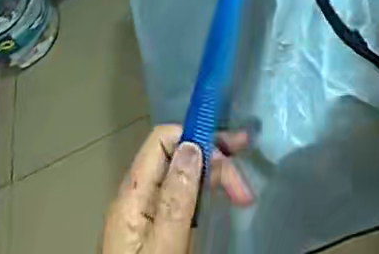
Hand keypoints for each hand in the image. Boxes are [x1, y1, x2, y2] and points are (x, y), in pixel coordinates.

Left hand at [100, 125, 253, 253]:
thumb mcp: (162, 250)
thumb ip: (176, 200)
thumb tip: (193, 146)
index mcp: (131, 197)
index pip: (162, 141)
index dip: (196, 135)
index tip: (230, 151)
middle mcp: (137, 199)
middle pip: (178, 156)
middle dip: (215, 158)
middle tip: (247, 176)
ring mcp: (146, 216)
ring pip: (185, 176)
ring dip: (217, 177)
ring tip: (243, 195)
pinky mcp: (157, 232)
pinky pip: (184, 198)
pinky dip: (208, 194)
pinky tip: (223, 201)